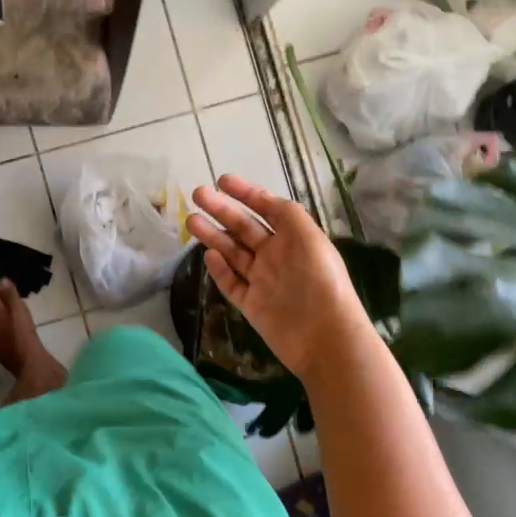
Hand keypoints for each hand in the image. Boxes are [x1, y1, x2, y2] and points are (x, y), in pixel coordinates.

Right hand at [188, 175, 370, 383]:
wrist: (325, 336)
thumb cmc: (320, 280)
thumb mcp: (308, 236)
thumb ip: (286, 214)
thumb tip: (265, 200)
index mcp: (294, 238)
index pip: (266, 208)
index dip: (246, 193)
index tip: (222, 180)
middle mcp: (277, 256)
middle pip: (243, 228)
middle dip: (221, 210)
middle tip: (196, 194)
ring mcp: (262, 280)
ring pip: (232, 253)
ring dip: (213, 235)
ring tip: (191, 220)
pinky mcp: (251, 304)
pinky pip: (231, 283)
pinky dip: (219, 269)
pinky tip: (208, 255)